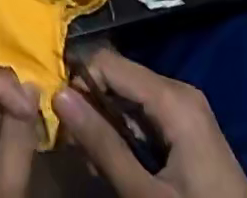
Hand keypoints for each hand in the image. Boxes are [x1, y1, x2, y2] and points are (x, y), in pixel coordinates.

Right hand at [53, 49, 246, 197]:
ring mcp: (186, 108)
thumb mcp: (144, 195)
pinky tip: (117, 166)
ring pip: (128, 98)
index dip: (78, 82)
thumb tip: (59, 95)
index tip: (58, 118)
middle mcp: (179, 91)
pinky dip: (125, 135)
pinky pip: (145, 115)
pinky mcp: (187, 127)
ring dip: (105, 125)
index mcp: (172, 98)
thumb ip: (102, 144)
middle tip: (77, 151)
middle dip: (91, 107)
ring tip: (95, 166)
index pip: (108, 62)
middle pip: (118, 78)